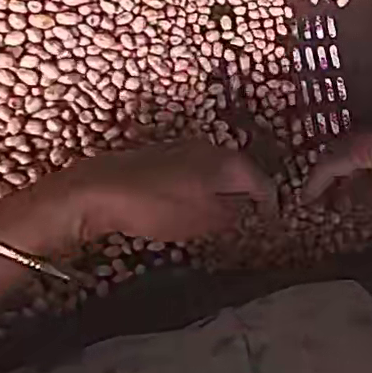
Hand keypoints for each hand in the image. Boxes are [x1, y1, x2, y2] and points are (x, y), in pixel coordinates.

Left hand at [0, 140, 276, 251]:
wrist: (98, 191)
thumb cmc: (159, 207)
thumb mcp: (208, 220)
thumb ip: (236, 214)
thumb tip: (248, 210)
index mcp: (230, 162)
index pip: (265, 184)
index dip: (272, 206)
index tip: (273, 224)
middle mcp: (212, 148)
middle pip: (242, 174)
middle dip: (248, 196)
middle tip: (250, 220)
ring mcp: (185, 148)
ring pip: (217, 172)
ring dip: (223, 191)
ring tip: (221, 215)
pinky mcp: (162, 155)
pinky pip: (195, 171)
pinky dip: (201, 187)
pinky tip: (189, 204)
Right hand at [301, 124, 371, 231]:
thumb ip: (356, 192)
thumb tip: (344, 188)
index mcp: (371, 142)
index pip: (330, 159)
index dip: (314, 181)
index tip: (305, 200)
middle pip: (341, 149)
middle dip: (327, 175)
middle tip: (317, 198)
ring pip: (358, 149)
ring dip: (345, 171)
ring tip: (337, 196)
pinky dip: (362, 167)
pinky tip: (361, 185)